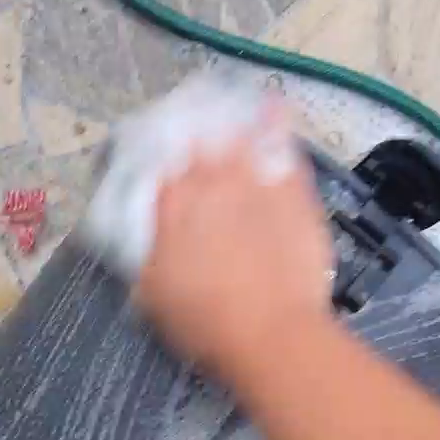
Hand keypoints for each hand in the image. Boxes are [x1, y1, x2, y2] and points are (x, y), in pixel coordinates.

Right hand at [134, 105, 335, 384]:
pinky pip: (282, 142)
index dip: (156, 160)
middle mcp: (209, 181)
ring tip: (225, 106)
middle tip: (190, 129)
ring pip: (237, 133)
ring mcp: (255, 179)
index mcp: (171, 204)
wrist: (273, 334)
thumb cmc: (205, 322)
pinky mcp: (294, 189)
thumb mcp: (152, 295)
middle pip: (196, 141)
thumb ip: (146, 256)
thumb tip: (145, 240)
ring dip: (227, 120)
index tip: (157, 162)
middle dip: (191, 134)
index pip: (156, 164)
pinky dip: (276, 121)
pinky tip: (273, 105)